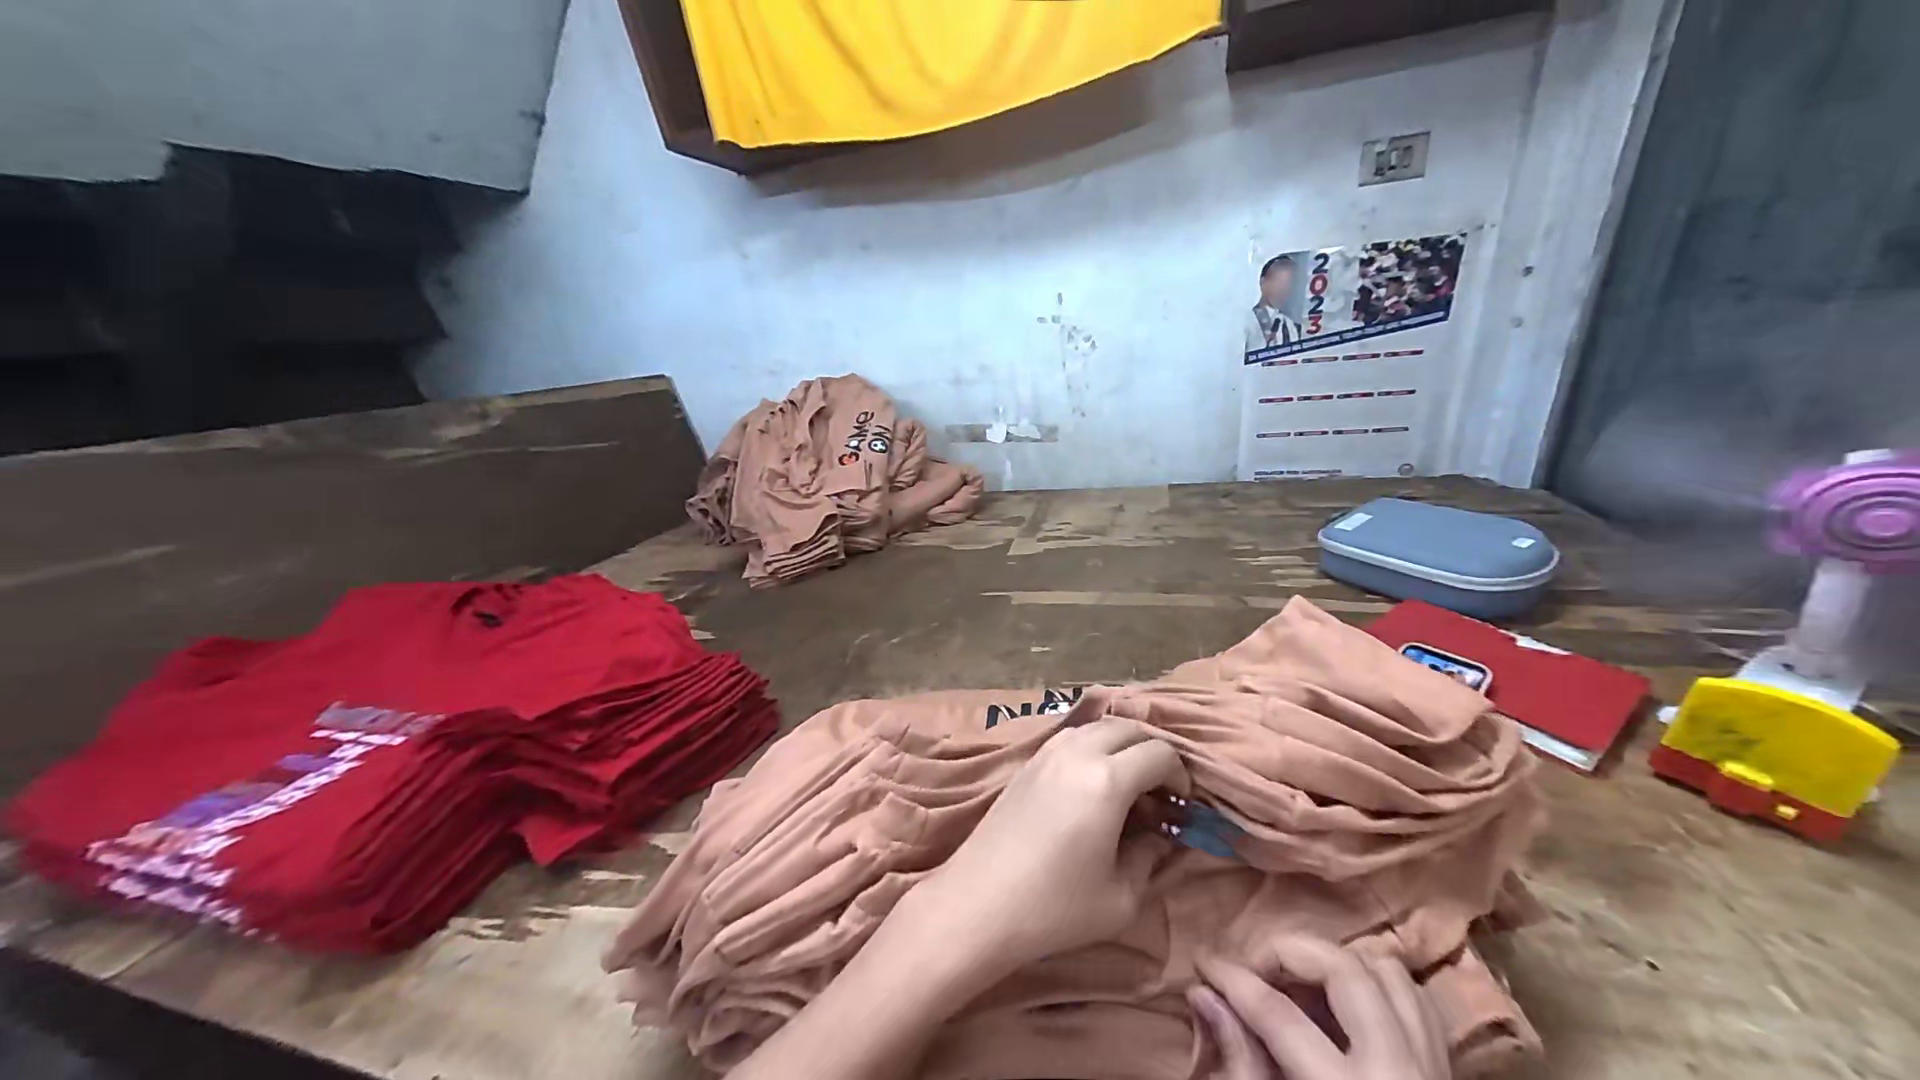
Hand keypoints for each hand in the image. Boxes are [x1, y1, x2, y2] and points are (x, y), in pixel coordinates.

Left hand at [900, 717, 1188, 979]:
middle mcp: (1077, 752)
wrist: (979, 902)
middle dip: (1153, 752)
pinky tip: (1091, 782)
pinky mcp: (1026, 762)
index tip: (1180, 805)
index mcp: (1107, 779)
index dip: (1180, 775)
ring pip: (1097, 726)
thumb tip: (1163, 835)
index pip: (1158, 752)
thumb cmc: (1056, 907)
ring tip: (1126, 784)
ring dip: (1120, 744)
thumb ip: (1151, 856)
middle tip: (1159, 792)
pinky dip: (1092, 746)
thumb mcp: (1121, 896)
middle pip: (1128, 727)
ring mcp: (1046, 752)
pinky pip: (1071, 736)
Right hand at [1191, 937, 1450, 1079]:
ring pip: (1390, 975)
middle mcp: (1400, 1075)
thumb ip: (1241, 1063)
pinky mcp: (1446, 1077)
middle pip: (1344, 970)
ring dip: (1336, 964)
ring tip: (1297, 983)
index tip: (1202, 963)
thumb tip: (1203, 995)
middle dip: (1286, 954)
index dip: (1232, 979)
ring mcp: (1433, 1074)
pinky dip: (1376, 987)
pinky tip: (1342, 1004)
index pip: (1278, 1013)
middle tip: (1251, 970)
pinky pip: (1417, 1003)